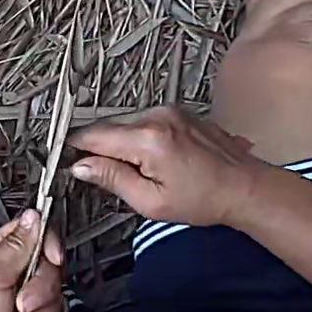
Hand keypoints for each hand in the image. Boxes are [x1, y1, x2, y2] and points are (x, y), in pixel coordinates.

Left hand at [0, 211, 65, 311]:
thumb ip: (17, 244)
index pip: (34, 234)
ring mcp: (27, 304)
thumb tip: (34, 216)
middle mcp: (14, 277)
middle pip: (51, 267)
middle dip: (40, 287)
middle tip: (20, 299)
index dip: (48, 242)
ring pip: (56, 298)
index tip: (51, 254)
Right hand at [68, 105, 265, 226]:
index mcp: (147, 139)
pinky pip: (143, 121)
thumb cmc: (204, 200)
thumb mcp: (151, 201)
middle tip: (108, 175)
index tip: (66, 159)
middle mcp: (156, 116)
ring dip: (122, 143)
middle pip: (108, 128)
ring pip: (125, 123)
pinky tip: (156, 159)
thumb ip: (112, 179)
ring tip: (142, 170)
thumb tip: (80, 166)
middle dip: (101, 149)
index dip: (75, 149)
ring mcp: (168, 110)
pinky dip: (139, 137)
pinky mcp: (176, 110)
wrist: (246, 187)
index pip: (93, 136)